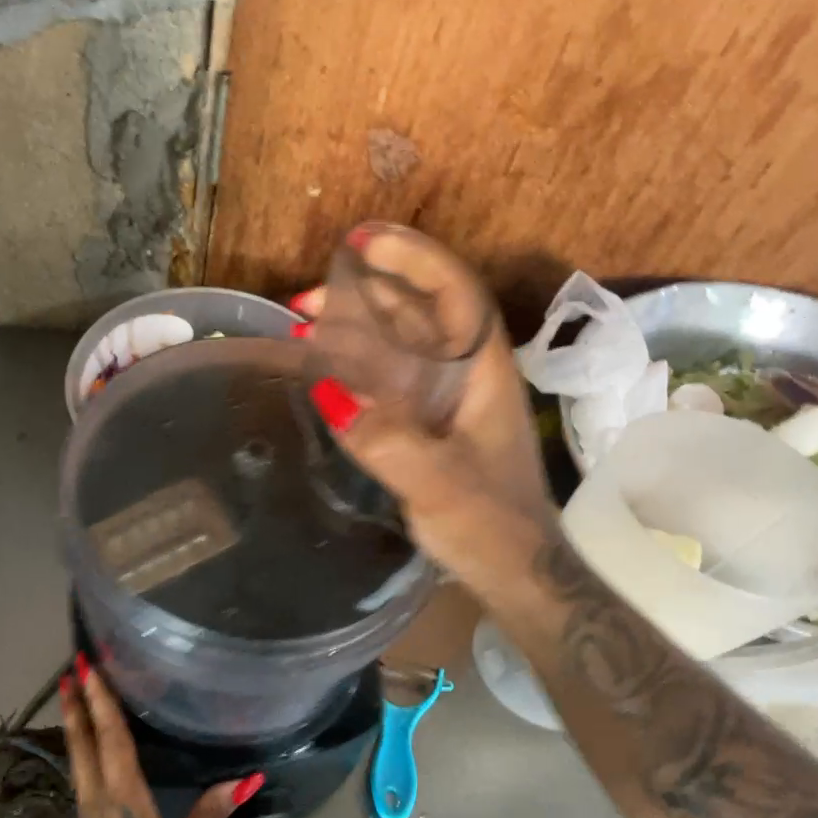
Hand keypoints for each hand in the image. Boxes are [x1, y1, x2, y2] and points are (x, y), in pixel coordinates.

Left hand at [43, 654, 262, 817]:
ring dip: (75, 730)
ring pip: (78, 764)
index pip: (110, 740)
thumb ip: (211, 813)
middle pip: (83, 746)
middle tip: (67, 671)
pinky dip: (81, 758)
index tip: (84, 669)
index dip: (99, 702)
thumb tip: (247, 778)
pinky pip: (81, 785)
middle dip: (75, 707)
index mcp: (125, 800)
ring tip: (72, 703)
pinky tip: (87, 760)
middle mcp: (98, 803)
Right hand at [294, 224, 555, 586]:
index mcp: (483, 371)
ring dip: (352, 331)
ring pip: (398, 347)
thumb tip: (326, 391)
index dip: (409, 259)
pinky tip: (322, 375)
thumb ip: (385, 439)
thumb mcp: (439, 484)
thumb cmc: (491, 525)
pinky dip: (354, 370)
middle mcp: (465, 376)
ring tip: (300, 328)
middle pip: (416, 313)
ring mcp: (445, 403)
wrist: (517, 574)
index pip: (451, 293)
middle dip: (362, 295)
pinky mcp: (428, 429)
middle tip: (302, 300)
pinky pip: (387, 382)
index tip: (359, 243)